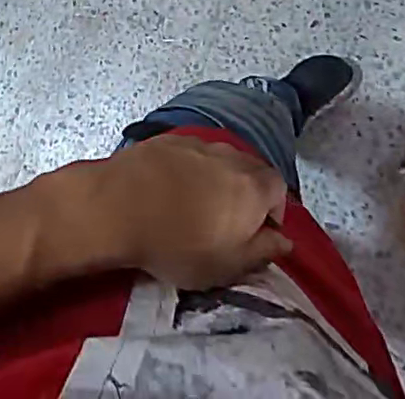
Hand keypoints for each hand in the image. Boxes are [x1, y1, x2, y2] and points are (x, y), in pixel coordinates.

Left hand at [64, 135, 293, 289]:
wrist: (119, 204)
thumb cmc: (178, 243)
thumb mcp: (227, 266)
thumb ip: (262, 251)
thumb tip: (284, 241)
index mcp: (251, 186)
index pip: (278, 187)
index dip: (273, 210)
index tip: (257, 232)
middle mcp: (229, 156)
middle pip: (251, 167)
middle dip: (247, 191)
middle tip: (229, 219)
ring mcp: (196, 143)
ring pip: (219, 158)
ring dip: (217, 177)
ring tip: (198, 203)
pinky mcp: (167, 138)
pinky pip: (190, 152)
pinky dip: (189, 167)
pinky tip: (172, 186)